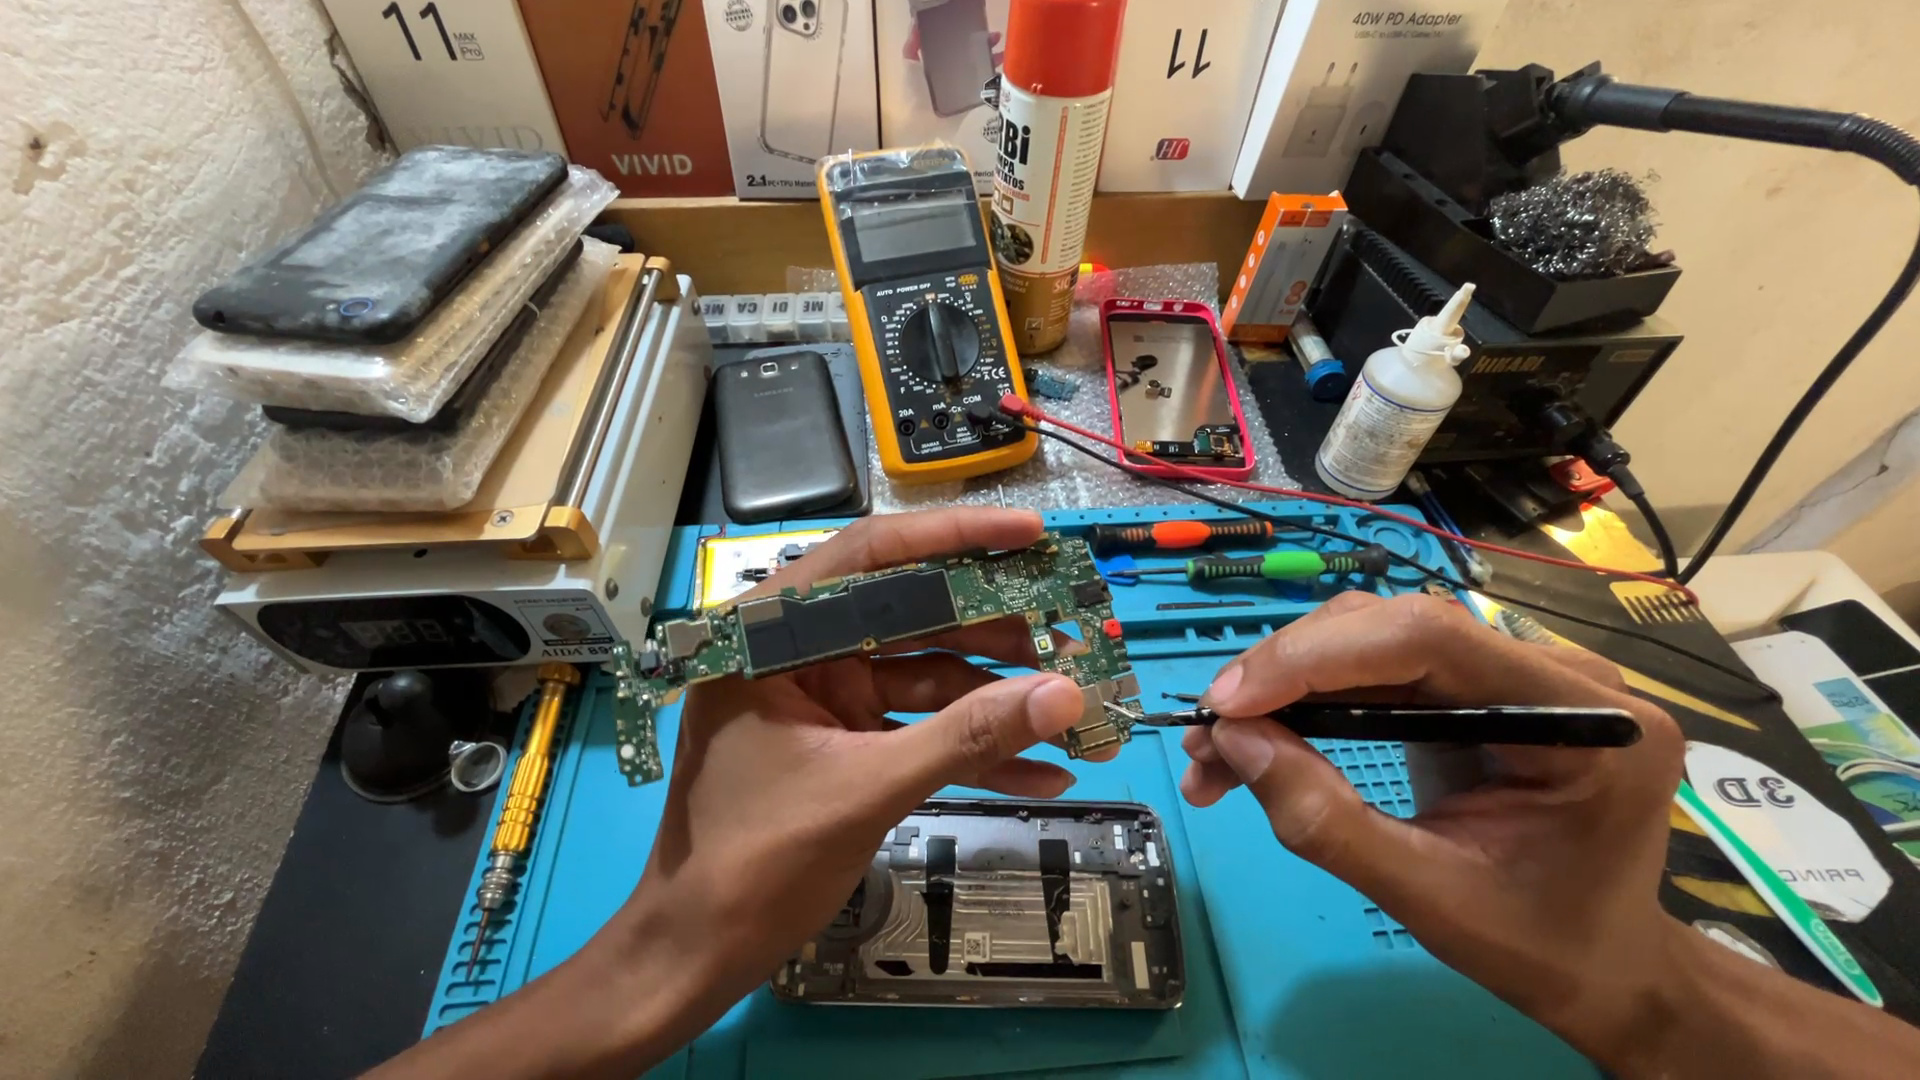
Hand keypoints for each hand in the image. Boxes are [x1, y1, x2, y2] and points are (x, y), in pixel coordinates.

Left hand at [599, 510, 1086, 1030]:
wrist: (699, 955)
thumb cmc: (753, 862)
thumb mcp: (866, 788)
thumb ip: (965, 739)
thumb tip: (1064, 694)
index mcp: (774, 632)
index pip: (871, 554)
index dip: (955, 536)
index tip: (1029, 535)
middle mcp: (802, 650)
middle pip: (912, 613)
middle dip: (996, 629)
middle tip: (1070, 630)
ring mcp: (827, 696)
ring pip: (927, 672)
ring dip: (996, 696)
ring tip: (1073, 709)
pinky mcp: (848, 740)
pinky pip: (920, 728)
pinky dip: (972, 749)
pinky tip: (1040, 773)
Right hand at [1179, 591, 1684, 1068]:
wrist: (1602, 963)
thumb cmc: (1536, 943)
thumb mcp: (1425, 897)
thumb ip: (1325, 819)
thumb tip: (1231, 740)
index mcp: (1579, 720)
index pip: (1427, 639)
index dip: (1314, 658)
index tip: (1228, 705)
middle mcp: (1550, 672)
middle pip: (1385, 628)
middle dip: (1283, 674)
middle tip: (1209, 730)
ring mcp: (1508, 670)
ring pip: (1363, 639)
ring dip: (1280, 686)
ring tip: (1217, 743)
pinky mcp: (1468, 683)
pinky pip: (1368, 668)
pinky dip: (1302, 700)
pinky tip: (1256, 737)